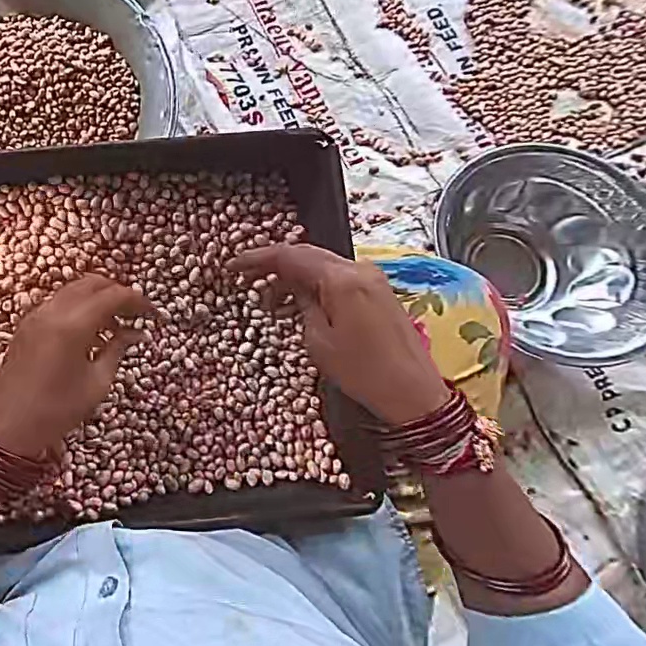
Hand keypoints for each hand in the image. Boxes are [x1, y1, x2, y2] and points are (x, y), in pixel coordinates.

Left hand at [0, 276, 152, 458]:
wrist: (8, 428)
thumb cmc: (56, 411)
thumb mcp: (97, 383)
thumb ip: (117, 350)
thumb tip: (134, 333)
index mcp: (72, 325)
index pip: (112, 296)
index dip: (137, 301)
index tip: (153, 313)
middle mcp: (51, 312)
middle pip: (91, 284)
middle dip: (117, 293)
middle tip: (135, 314)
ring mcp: (34, 317)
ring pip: (72, 291)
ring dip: (96, 300)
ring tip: (116, 326)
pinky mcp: (26, 327)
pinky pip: (57, 304)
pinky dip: (77, 308)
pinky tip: (90, 333)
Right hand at [229, 244, 448, 424]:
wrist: (412, 391)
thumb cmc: (361, 370)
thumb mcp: (317, 339)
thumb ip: (302, 303)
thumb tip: (292, 287)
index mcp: (340, 279)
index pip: (289, 256)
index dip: (257, 258)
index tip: (232, 266)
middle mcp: (358, 269)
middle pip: (306, 253)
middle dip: (274, 264)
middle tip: (246, 278)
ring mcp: (371, 278)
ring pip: (322, 263)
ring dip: (294, 274)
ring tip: (269, 297)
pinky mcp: (378, 291)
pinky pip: (337, 276)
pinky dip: (314, 282)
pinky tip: (298, 300)